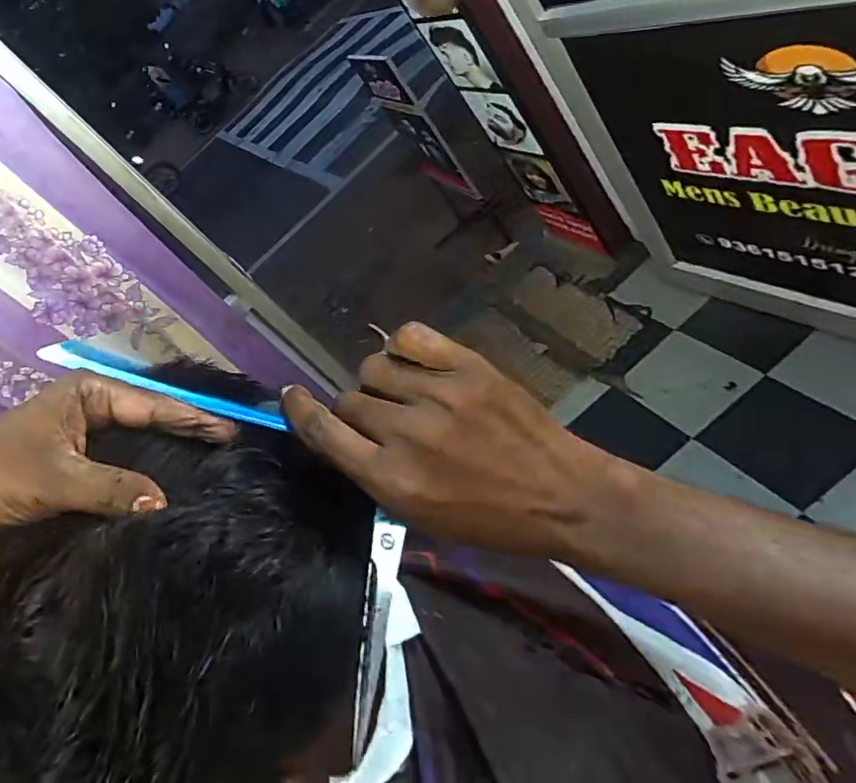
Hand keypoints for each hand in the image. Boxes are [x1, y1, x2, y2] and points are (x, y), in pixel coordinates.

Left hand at [0, 372, 235, 532]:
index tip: (229, 429)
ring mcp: (80, 429)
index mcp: (86, 391)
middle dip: (185, 425)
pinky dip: (145, 463)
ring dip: (168, 444)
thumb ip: (114, 488)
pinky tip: (168, 474)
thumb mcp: (59, 480)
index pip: (149, 403)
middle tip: (229, 440)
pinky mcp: (73, 456)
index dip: (190, 417)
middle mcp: (87, 403)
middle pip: (146, 414)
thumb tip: (164, 503)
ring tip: (211, 455)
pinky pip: (120, 455)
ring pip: (134, 435)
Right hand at [281, 322, 623, 555]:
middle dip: (358, 412)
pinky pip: (408, 336)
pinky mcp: (467, 367)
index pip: (323, 432)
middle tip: (386, 423)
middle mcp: (408, 434)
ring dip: (381, 383)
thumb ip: (370, 473)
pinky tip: (415, 363)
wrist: (564, 495)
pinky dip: (402, 346)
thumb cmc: (488, 518)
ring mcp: (439, 395)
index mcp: (393, 479)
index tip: (291, 396)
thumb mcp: (419, 516)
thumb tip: (334, 429)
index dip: (300, 410)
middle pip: (349, 399)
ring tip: (407, 395)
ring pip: (373, 367)